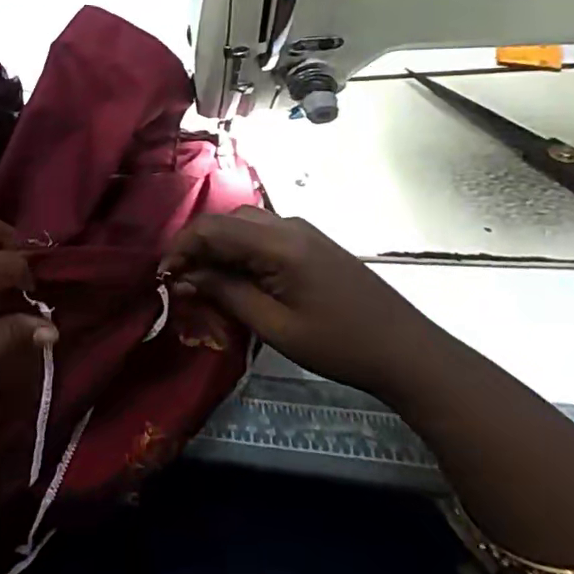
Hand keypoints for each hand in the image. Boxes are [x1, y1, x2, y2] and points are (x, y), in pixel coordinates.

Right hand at [160, 206, 461, 399]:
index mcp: (280, 244)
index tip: (163, 275)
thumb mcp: (275, 327)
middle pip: (225, 220)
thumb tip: (185, 277)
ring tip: (204, 280)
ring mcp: (302, 231)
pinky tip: (235, 277)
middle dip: (196, 245)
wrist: (410, 353)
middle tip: (180, 279)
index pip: (213, 228)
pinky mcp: (311, 243)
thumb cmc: (341, 346)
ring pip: (242, 224)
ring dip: (217, 246)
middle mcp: (288, 226)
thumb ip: (226, 294)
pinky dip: (239, 249)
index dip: (181, 247)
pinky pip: (261, 233)